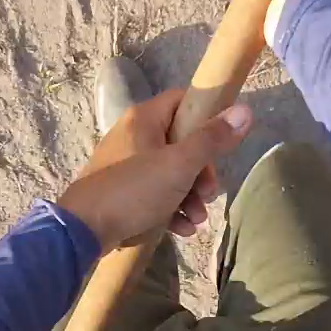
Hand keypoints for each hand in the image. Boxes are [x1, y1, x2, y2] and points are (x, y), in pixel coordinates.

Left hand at [57, 89, 252, 245]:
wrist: (84, 229)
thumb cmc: (134, 190)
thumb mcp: (180, 165)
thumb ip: (212, 139)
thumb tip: (246, 110)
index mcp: (145, 120)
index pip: (185, 101)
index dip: (208, 118)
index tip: (223, 144)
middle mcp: (135, 137)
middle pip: (182, 143)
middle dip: (202, 172)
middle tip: (210, 194)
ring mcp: (126, 167)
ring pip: (171, 174)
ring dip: (191, 196)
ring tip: (197, 219)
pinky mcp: (123, 194)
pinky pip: (155, 195)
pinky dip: (171, 209)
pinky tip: (182, 229)